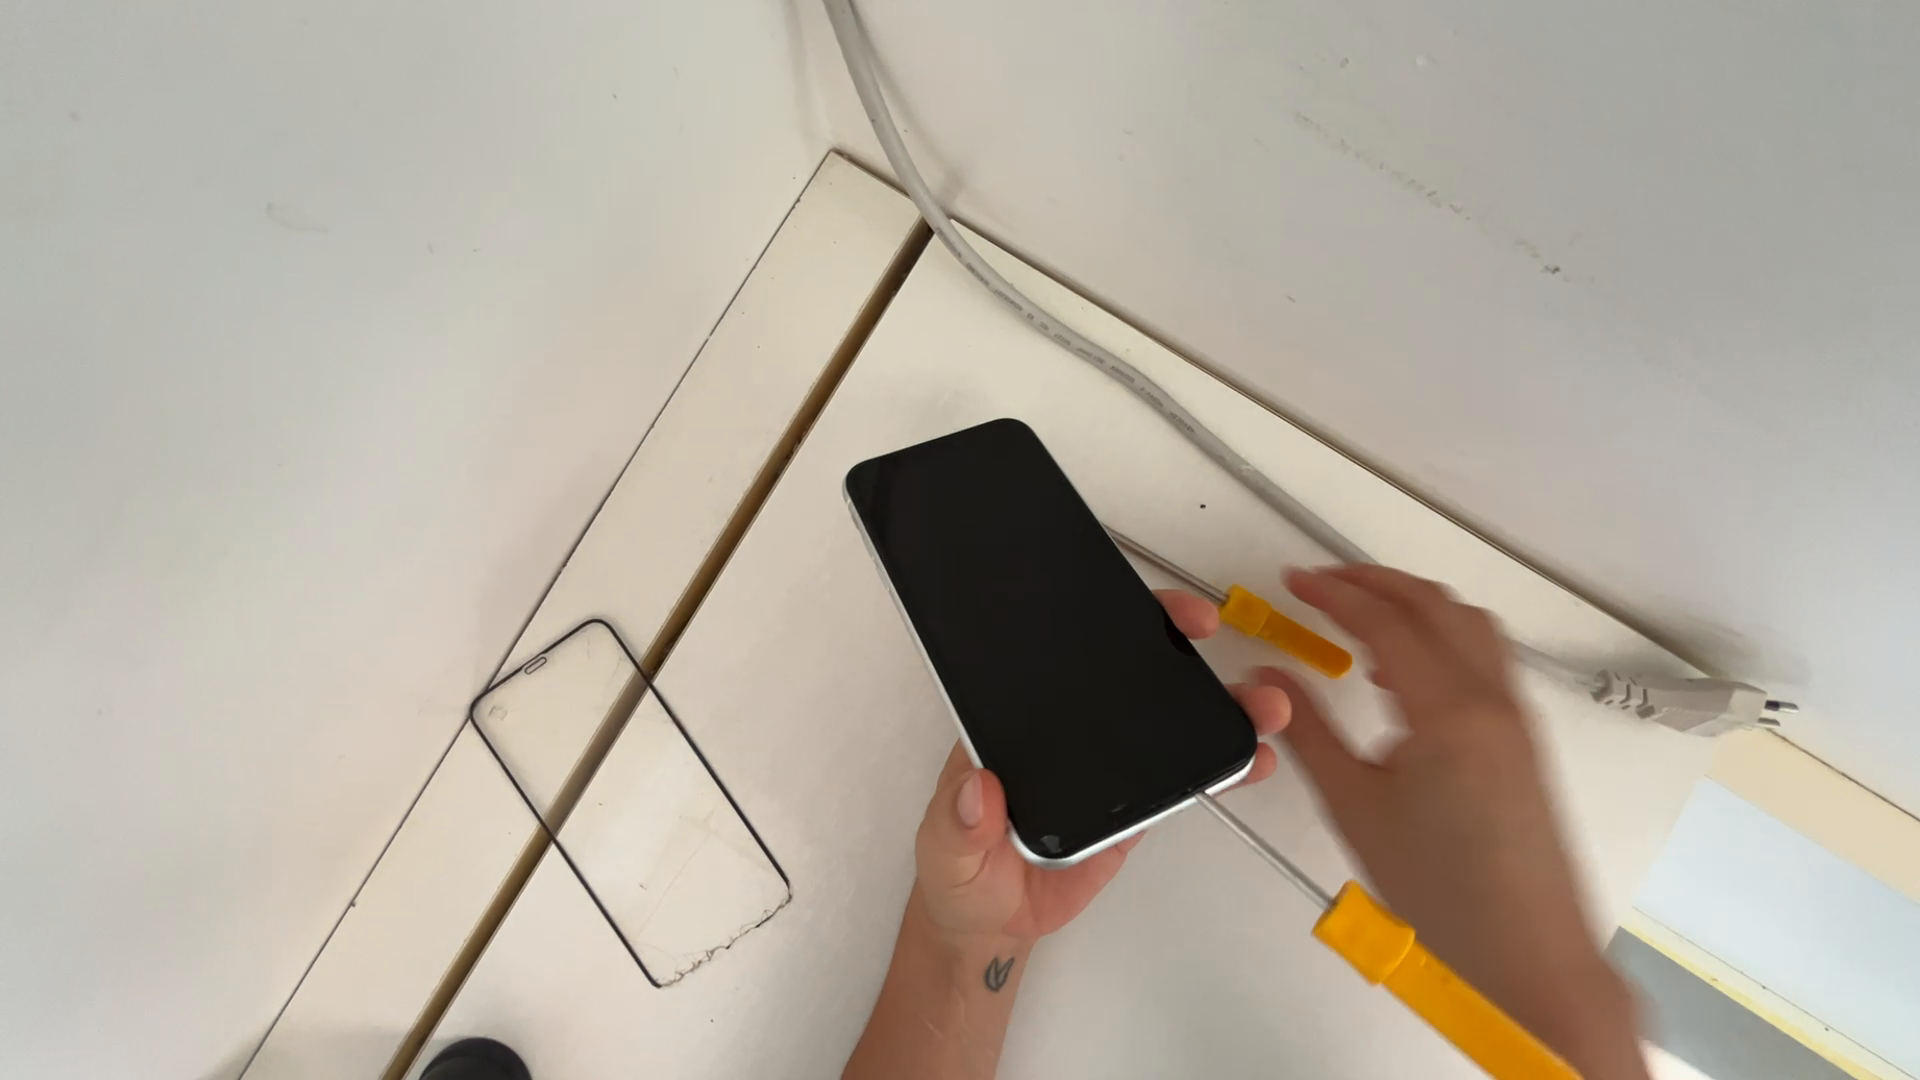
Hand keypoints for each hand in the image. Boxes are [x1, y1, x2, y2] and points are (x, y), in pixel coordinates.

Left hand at [911, 590, 1294, 943]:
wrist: (996, 924)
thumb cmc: (959, 874)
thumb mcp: (944, 849)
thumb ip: (958, 824)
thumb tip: (979, 786)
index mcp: (1016, 723)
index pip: (1055, 658)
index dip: (1092, 624)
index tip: (1125, 608)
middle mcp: (1066, 732)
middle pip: (1119, 674)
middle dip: (1166, 640)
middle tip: (1204, 623)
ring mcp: (1106, 767)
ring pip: (1162, 722)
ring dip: (1213, 706)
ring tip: (1260, 706)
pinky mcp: (1133, 807)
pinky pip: (1178, 778)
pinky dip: (1217, 768)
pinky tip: (1250, 761)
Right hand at [1270, 565, 1646, 1078]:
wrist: (1530, 956)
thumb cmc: (1440, 885)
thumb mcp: (1352, 803)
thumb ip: (1306, 730)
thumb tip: (1267, 680)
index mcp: (1448, 709)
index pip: (1384, 621)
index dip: (1333, 592)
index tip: (1294, 579)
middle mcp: (1492, 699)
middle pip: (1434, 604)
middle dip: (1373, 580)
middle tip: (1322, 580)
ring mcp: (1516, 717)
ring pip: (1467, 624)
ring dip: (1412, 601)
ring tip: (1360, 608)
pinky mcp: (1523, 739)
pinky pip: (1483, 657)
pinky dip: (1439, 634)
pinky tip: (1402, 667)